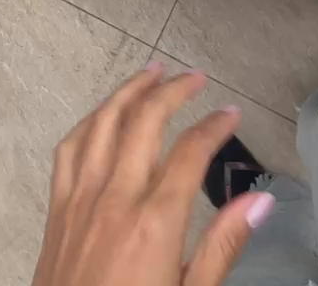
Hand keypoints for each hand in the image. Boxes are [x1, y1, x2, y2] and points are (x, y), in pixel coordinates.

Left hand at [31, 61, 274, 285]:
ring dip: (129, 90)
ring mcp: (80, 200)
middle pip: (145, 121)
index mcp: (155, 223)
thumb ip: (222, 246)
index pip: (191, 152)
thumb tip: (261, 199)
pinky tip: (104, 114)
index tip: (231, 113)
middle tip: (196, 77)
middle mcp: (115, 199)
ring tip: (152, 71)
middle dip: (173, 90)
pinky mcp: (56, 211)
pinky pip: (69, 148)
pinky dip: (90, 121)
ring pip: (103, 122)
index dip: (215, 125)